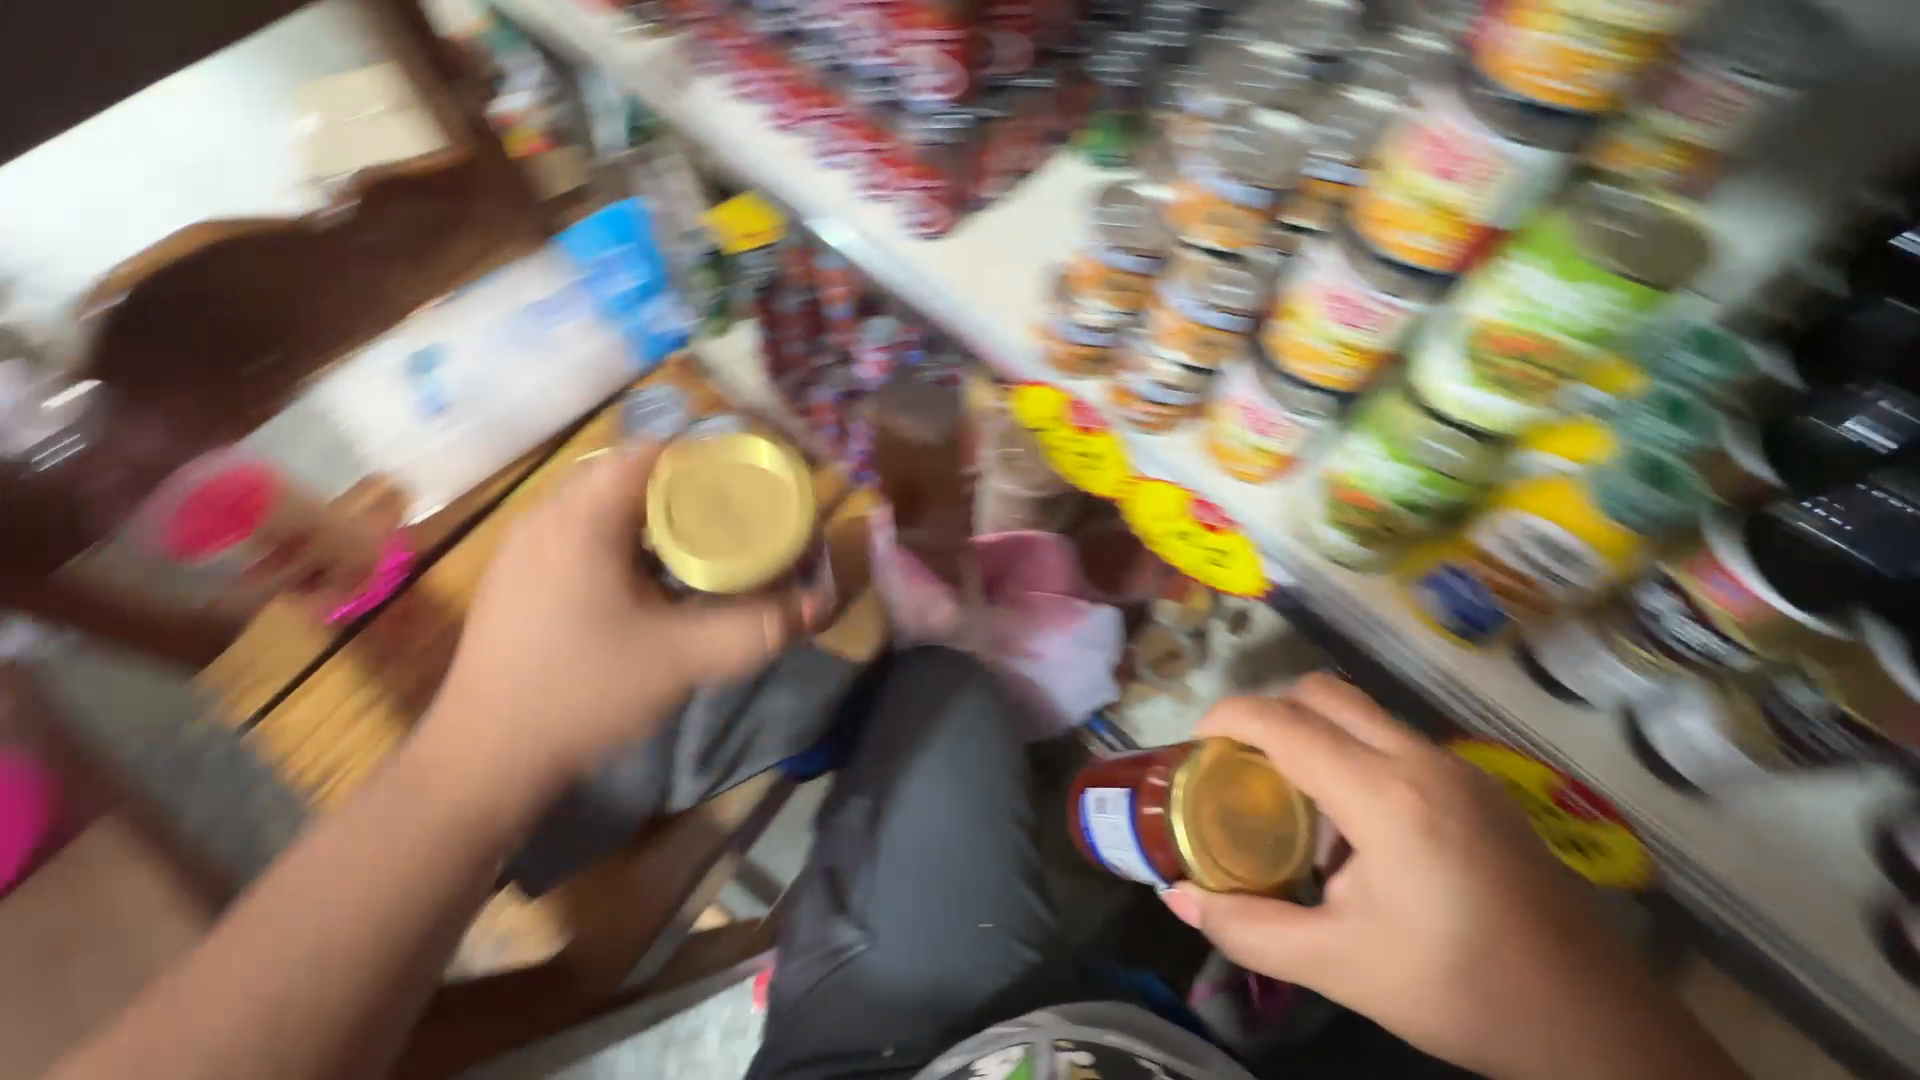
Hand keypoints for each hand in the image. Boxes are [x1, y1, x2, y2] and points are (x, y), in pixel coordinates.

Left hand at [421, 444, 815, 797]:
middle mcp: (547, 517)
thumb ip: (755, 628)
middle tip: (731, 521)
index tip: (747, 488)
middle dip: (684, 491)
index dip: (705, 461)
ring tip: (696, 549)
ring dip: (651, 518)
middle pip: (627, 475)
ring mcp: (523, 547)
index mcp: (582, 519)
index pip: (652, 452)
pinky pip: (578, 533)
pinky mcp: (516, 577)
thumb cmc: (582, 692)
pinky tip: (643, 584)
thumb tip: (818, 606)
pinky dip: (620, 541)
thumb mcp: (681, 659)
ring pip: (600, 505)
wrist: (484, 757)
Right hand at [1161, 675, 1733, 1079]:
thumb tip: (1178, 899)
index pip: (1284, 724)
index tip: (1194, 745)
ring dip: (1310, 730)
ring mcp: (1458, 770)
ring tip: (1285, 792)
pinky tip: (1348, 824)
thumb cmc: (1461, 992)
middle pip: (1322, 693)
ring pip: (1361, 712)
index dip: (1227, 718)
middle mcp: (1422, 763)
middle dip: (1267, 711)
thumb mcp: (1339, 967)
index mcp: (1385, 798)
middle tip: (1235, 762)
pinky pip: (1392, 741)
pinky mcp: (1479, 788)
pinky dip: (1349, 752)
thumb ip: (1248, 928)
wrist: (1599, 1028)